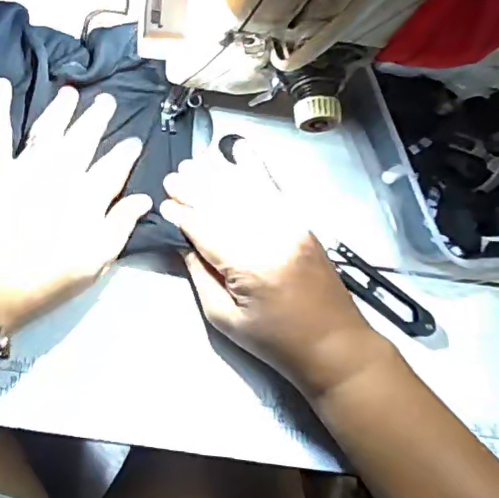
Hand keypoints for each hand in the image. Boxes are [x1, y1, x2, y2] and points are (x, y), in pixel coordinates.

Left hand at [0, 79, 150, 331]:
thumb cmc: (48, 279)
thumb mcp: (97, 260)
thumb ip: (121, 225)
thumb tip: (144, 198)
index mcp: (89, 195)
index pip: (114, 166)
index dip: (126, 152)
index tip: (133, 140)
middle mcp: (62, 172)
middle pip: (84, 138)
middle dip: (97, 117)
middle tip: (107, 100)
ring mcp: (28, 167)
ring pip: (49, 128)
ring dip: (61, 108)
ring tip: (70, 92)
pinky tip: (1, 85)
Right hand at [159, 139, 394, 398]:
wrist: (335, 345)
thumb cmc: (277, 342)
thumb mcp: (226, 319)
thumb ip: (201, 276)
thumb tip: (184, 243)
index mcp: (249, 265)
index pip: (206, 229)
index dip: (182, 215)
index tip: (163, 204)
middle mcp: (270, 237)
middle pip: (225, 203)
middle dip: (196, 188)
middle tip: (173, 177)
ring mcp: (289, 226)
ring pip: (248, 190)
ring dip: (219, 174)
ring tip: (196, 162)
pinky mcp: (301, 224)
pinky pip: (274, 190)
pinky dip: (255, 169)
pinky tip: (241, 152)